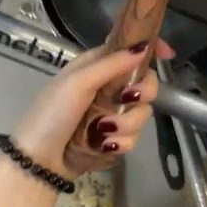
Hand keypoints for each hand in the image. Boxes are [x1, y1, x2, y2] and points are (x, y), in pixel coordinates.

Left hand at [10, 39, 173, 176]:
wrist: (38, 160)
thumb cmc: (52, 113)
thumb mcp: (78, 82)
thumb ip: (111, 64)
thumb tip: (143, 46)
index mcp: (96, 66)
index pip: (129, 50)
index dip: (150, 49)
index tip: (168, 55)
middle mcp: (108, 88)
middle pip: (145, 84)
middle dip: (141, 94)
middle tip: (127, 100)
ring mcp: (112, 115)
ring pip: (142, 114)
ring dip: (125, 124)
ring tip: (102, 131)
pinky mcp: (113, 139)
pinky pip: (133, 138)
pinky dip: (119, 143)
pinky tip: (102, 147)